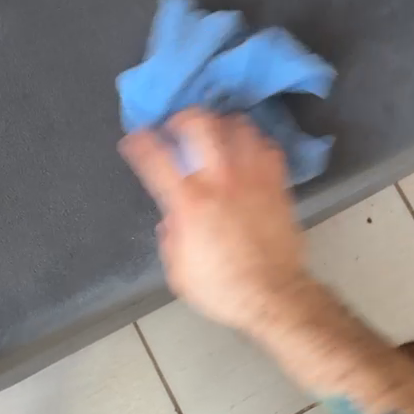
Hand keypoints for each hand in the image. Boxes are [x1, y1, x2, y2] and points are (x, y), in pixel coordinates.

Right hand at [120, 109, 313, 333]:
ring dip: (224, 125)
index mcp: (189, 204)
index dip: (141, 143)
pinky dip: (257, 144)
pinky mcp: (277, 187)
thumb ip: (171, 240)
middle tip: (179, 124)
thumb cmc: (224, 289)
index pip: (157, 160)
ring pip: (239, 129)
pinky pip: (269, 149)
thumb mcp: (179, 272)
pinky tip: (251, 150)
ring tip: (218, 129)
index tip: (135, 139)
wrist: (274, 296)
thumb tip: (172, 222)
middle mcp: (220, 183)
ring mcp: (252, 180)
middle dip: (184, 117)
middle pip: (200, 126)